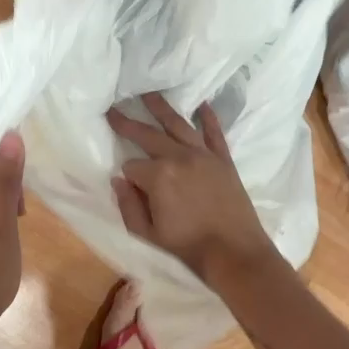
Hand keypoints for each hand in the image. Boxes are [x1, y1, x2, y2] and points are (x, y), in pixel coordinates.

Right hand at [107, 93, 280, 286]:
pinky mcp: (224, 160)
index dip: (128, 176)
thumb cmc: (188, 248)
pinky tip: (202, 105)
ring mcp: (204, 156)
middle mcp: (179, 157)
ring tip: (149, 93)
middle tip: (113, 108)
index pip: (132, 166)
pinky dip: (208, 118)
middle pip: (149, 135)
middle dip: (128, 123)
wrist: (236, 254)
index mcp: (158, 176)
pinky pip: (214, 133)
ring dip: (162, 108)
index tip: (130, 186)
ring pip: (178, 125)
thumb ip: (128, 206)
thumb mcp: (147, 234)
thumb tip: (118, 180)